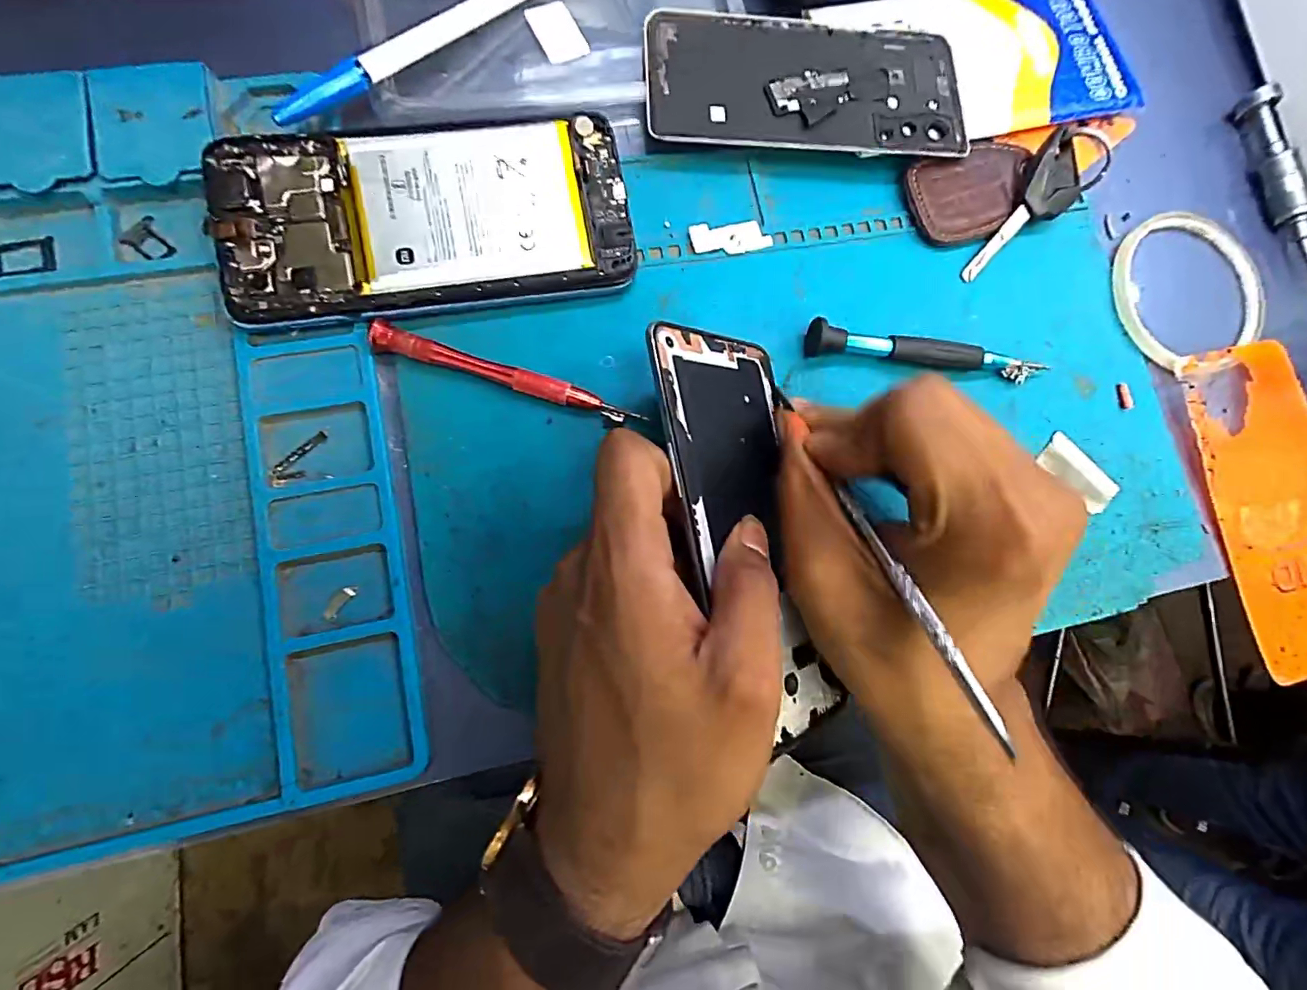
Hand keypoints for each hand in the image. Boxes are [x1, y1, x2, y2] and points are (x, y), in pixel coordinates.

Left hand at [532, 429, 782, 939]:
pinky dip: (639, 588)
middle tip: (724, 583)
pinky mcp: (556, 631)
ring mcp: (558, 603)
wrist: (599, 851)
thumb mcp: (747, 681)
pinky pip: (603, 578)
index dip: (670, 463)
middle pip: (625, 500)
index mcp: (621, 571)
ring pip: (618, 540)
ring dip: (663, 559)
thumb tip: (743, 526)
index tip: (710, 509)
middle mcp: (576, 572)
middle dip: (680, 520)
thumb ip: (750, 586)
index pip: (622, 456)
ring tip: (701, 624)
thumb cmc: (681, 766)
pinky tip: (667, 649)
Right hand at [777, 375, 1086, 715]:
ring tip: (850, 469)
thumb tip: (795, 427)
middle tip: (823, 462)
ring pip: (948, 410)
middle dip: (864, 426)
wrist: (959, 708)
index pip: (914, 414)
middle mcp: (1041, 492)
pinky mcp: (1047, 489)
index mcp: (994, 522)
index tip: (810, 463)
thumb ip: (803, 495)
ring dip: (887, 433)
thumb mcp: (823, 581)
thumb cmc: (889, 660)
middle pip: (933, 402)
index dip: (848, 428)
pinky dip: (916, 444)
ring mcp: (1053, 488)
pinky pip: (965, 431)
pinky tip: (890, 475)